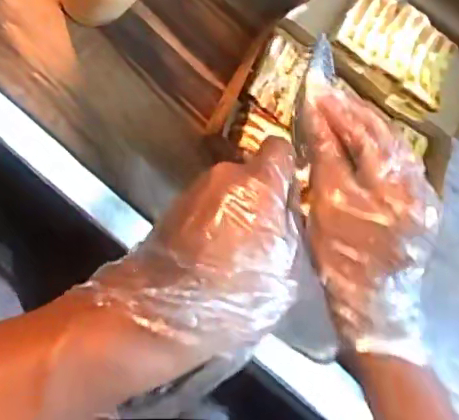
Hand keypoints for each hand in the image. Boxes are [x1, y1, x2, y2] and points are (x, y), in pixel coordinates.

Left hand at [77, 139, 301, 359]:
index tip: (292, 189)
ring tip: (241, 253)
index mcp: (258, 184)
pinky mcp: (177, 204)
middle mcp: (226, 175)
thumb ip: (292, 227)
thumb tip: (292, 210)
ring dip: (238, 212)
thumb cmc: (234, 293)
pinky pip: (208, 205)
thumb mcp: (285, 268)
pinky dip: (216, 222)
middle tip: (270, 234)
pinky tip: (216, 256)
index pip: (279, 149)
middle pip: (252, 173)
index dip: (288, 167)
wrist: (166, 308)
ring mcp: (198, 187)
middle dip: (262, 198)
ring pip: (230, 191)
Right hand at [301, 74, 440, 363]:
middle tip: (325, 87)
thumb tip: (316, 109)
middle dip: (352, 108)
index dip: (336, 107)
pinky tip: (360, 132)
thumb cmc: (343, 260)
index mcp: (395, 186)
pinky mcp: (419, 207)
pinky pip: (397, 161)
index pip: (363, 131)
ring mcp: (422, 197)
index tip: (314, 84)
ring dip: (364, 121)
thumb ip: (325, 152)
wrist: (373, 315)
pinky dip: (375, 141)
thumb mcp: (327, 202)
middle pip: (383, 133)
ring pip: (393, 144)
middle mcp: (417, 186)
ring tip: (339, 102)